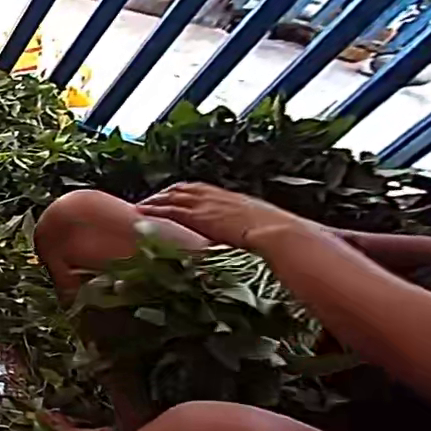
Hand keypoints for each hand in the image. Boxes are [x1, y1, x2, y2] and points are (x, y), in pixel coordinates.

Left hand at [135, 182, 311, 250]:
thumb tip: (260, 242)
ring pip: (173, 197)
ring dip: (155, 200)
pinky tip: (141, 211)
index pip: (206, 189)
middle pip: (186, 188)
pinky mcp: (200, 216)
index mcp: (238, 200)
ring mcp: (210, 206)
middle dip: (166, 193)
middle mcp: (222, 198)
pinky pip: (169, 209)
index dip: (187, 191)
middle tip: (151, 199)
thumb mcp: (272, 229)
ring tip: (141, 206)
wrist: (289, 238)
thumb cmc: (290, 239)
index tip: (173, 195)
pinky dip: (154, 209)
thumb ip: (259, 231)